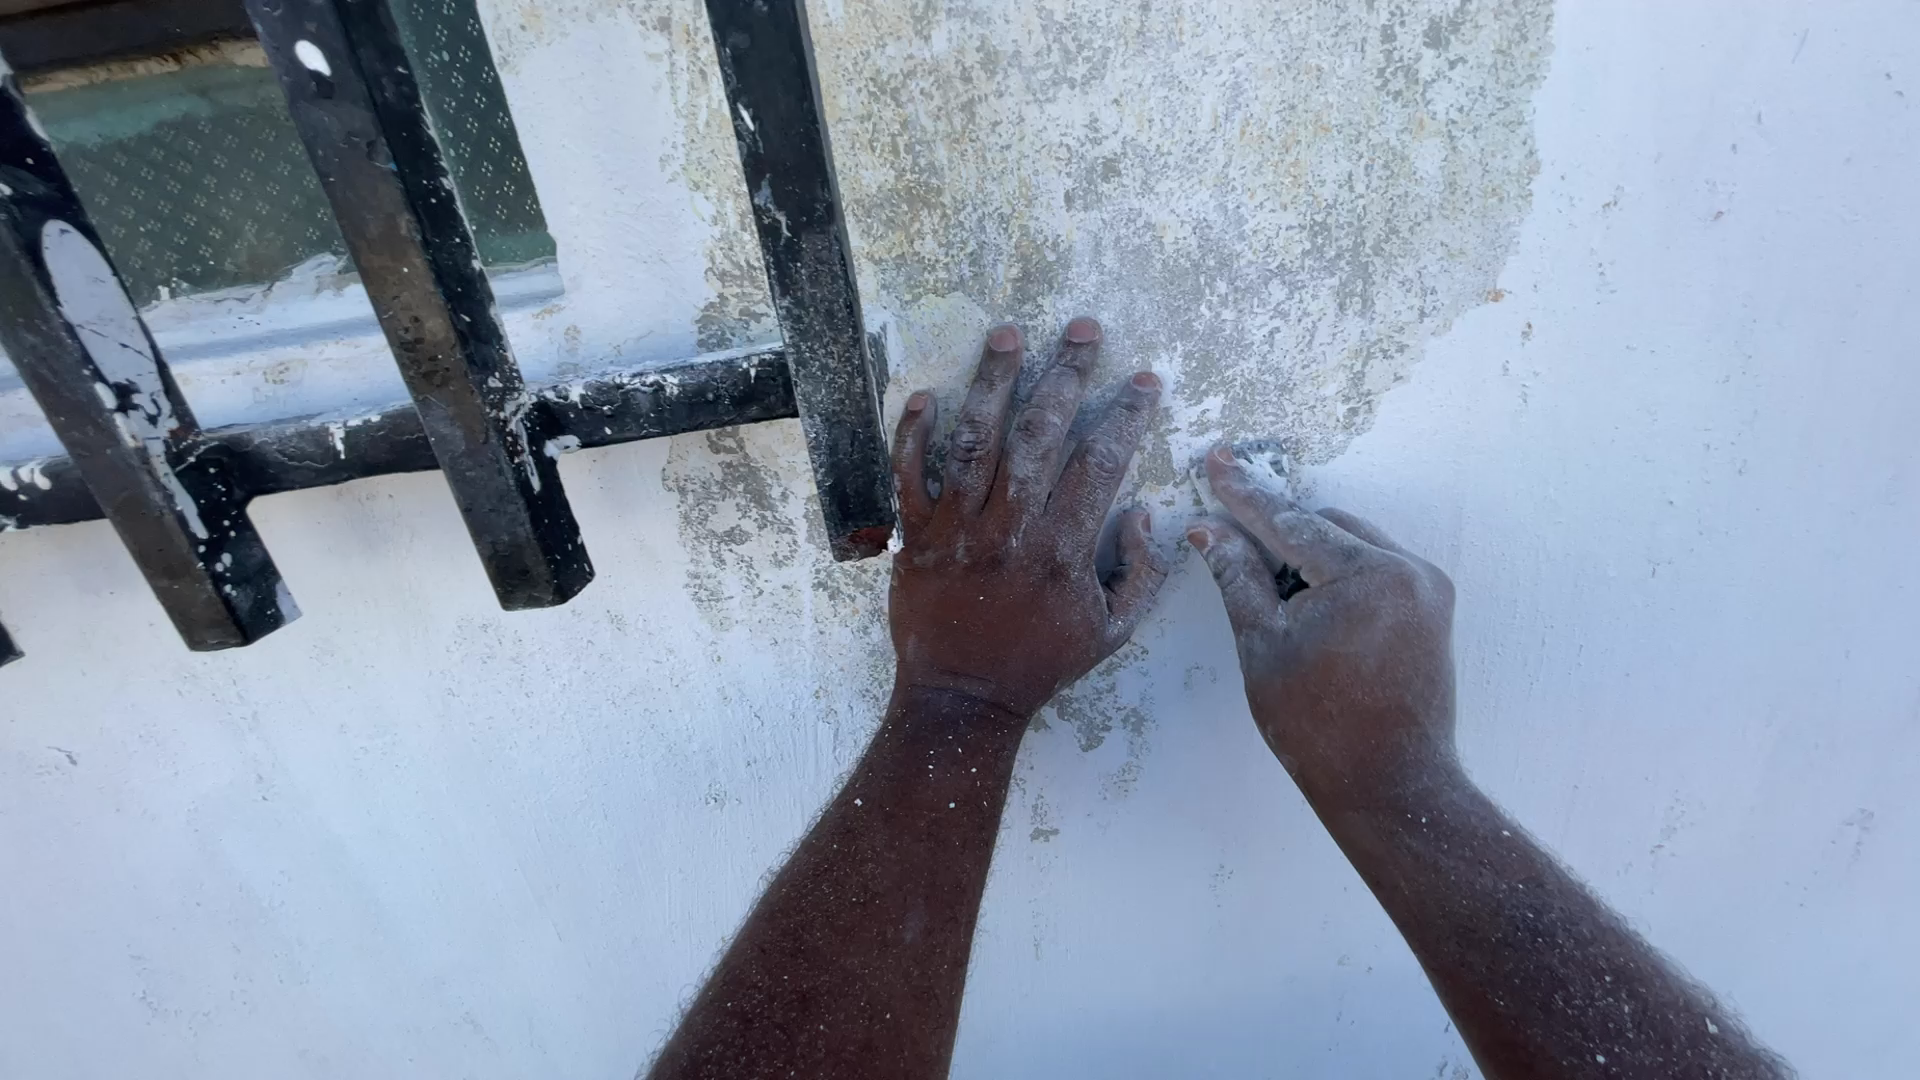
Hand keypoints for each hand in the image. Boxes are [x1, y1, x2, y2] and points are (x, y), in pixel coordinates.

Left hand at [888, 317, 1168, 717]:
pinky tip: (923, 396)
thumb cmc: (1040, 662)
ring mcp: (958, 531)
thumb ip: (1141, 574)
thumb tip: (1147, 515)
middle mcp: (1010, 531)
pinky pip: (908, 478)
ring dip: (992, 384)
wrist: (963, 696)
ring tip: (1007, 335)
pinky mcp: (917, 538)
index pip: (1100, 467)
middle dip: (1065, 377)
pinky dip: (912, 436)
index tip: (1142, 381)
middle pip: (1040, 438)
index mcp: (1063, 552)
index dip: (1125, 418)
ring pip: (975, 444)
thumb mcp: (1111, 632)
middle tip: (1081, 329)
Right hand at [1188, 446, 1456, 800]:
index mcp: (1369, 575)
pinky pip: (1370, 565)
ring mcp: (1426, 588)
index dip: (1243, 494)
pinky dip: (1331, 571)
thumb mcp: (1262, 641)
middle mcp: (1409, 570)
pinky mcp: (1429, 607)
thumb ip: (1237, 575)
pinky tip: (1303, 601)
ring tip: (1269, 593)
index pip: (1289, 521)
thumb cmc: (1317, 721)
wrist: (1388, 784)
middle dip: (1274, 532)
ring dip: (1303, 552)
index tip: (1216, 460)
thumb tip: (1208, 530)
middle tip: (1228, 543)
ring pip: (1347, 542)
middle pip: (1322, 526)